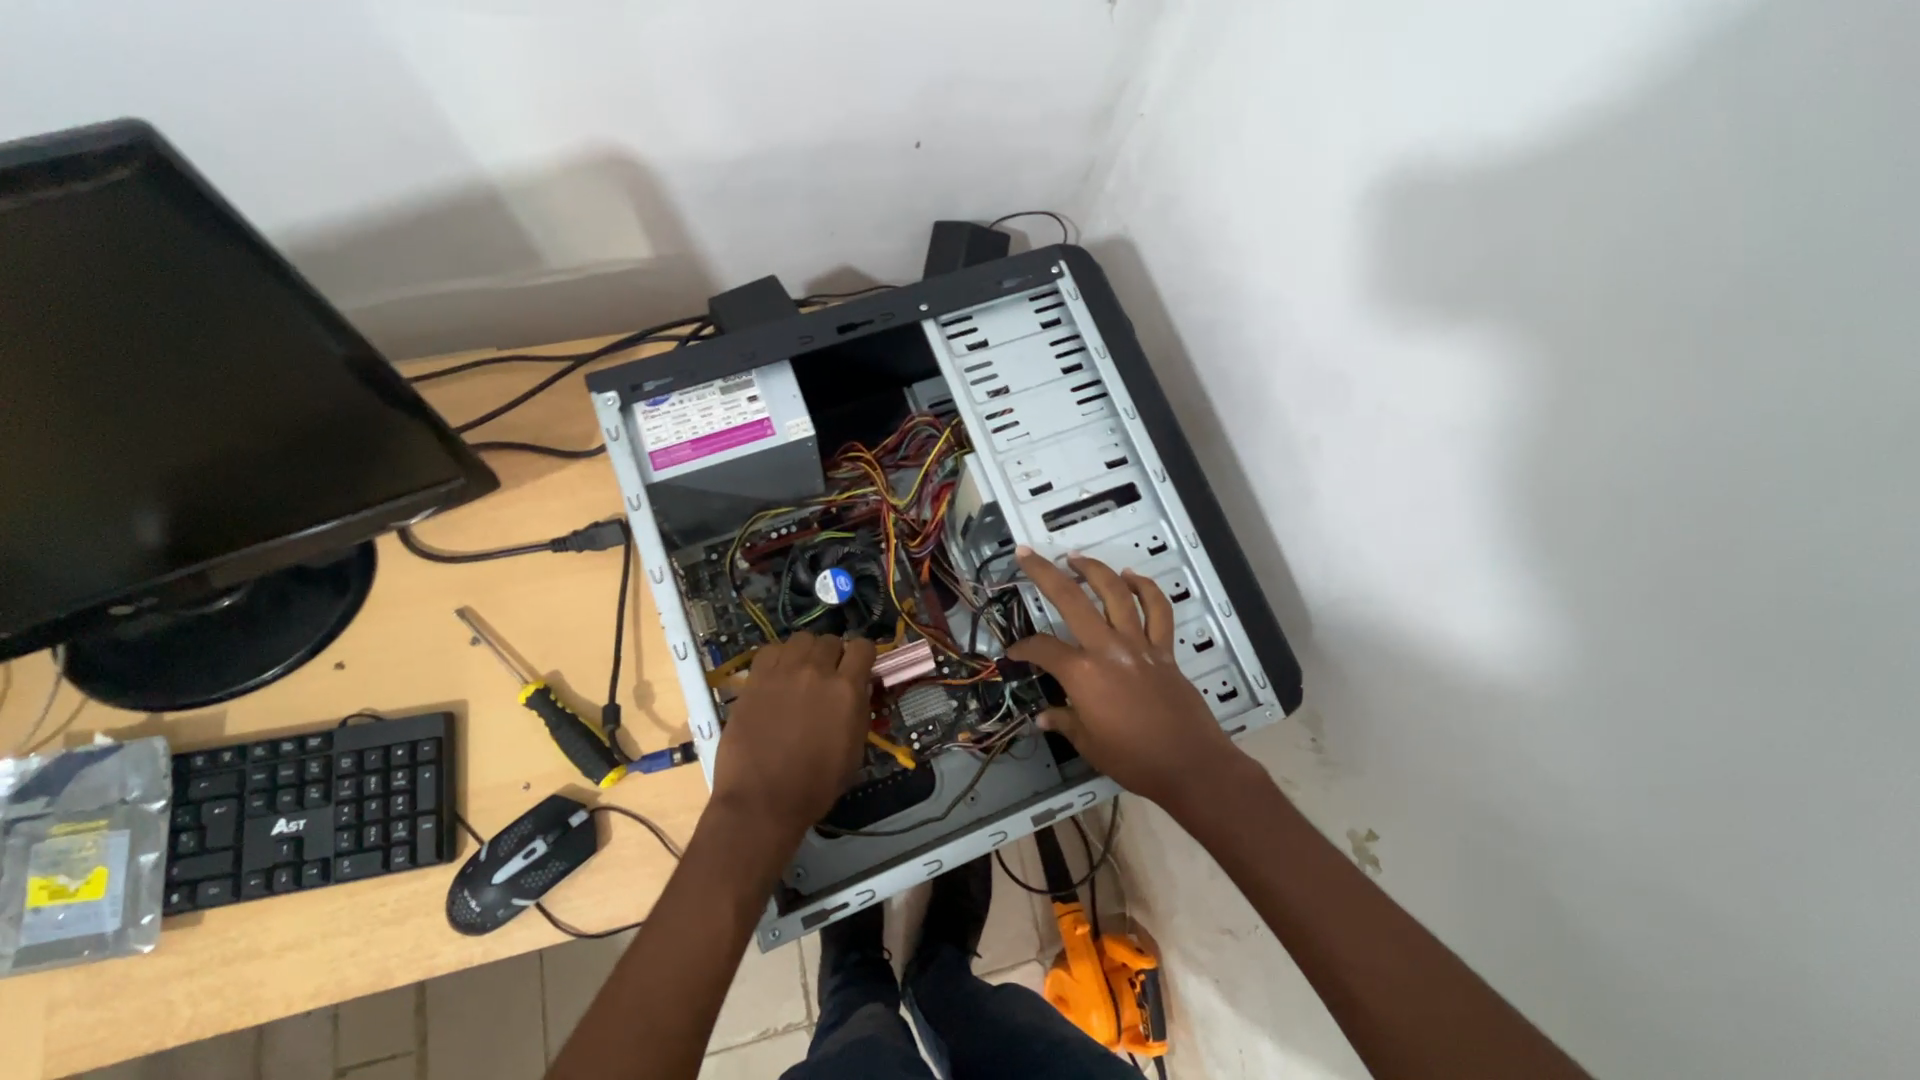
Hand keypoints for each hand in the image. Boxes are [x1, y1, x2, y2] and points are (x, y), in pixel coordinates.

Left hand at [711, 632, 876, 830]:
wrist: (762, 800)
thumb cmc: (816, 785)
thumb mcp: (854, 750)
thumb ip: (859, 711)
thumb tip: (859, 690)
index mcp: (847, 689)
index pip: (863, 647)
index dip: (862, 656)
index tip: (858, 669)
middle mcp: (816, 671)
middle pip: (830, 640)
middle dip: (833, 655)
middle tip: (827, 677)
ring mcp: (782, 672)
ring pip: (801, 639)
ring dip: (806, 652)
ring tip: (800, 673)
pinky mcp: (754, 679)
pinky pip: (770, 650)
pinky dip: (778, 658)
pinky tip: (776, 677)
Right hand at [1006, 548, 1244, 810]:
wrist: (1190, 764)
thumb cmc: (1133, 760)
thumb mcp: (1088, 744)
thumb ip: (1065, 721)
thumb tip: (1044, 717)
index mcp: (1082, 674)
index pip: (1043, 649)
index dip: (1023, 649)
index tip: (1014, 654)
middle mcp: (1108, 649)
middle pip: (1072, 600)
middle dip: (1045, 574)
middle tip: (1027, 555)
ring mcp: (1139, 645)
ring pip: (1116, 593)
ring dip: (1094, 570)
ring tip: (1075, 557)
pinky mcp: (1164, 650)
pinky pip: (1157, 611)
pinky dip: (1145, 589)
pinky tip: (1132, 577)